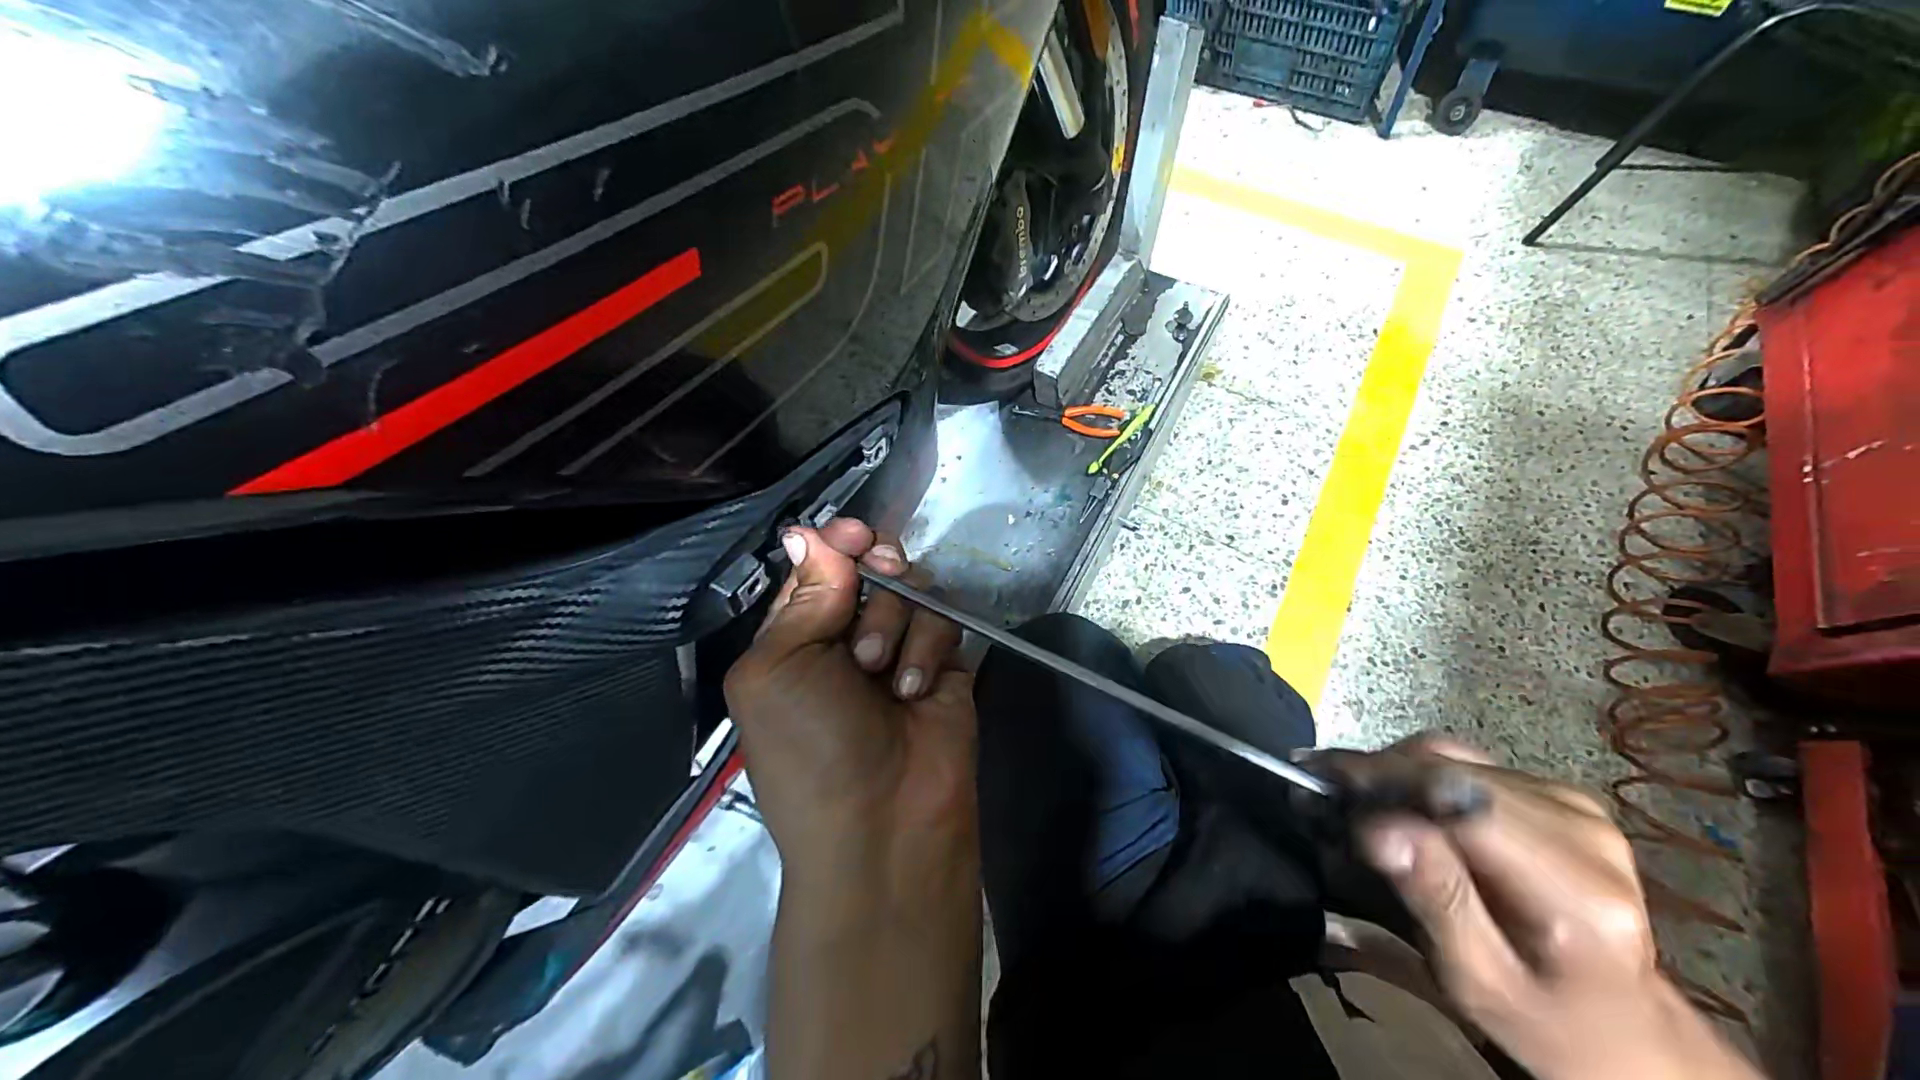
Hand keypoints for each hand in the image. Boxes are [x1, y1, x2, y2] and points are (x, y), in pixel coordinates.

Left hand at [724, 517, 973, 893]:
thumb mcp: (779, 670)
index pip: (818, 564)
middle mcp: (847, 634)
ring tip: (881, 671)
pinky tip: (914, 689)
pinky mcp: (943, 662)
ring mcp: (899, 646)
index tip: (854, 536)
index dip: (835, 542)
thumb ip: (804, 597)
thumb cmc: (809, 747)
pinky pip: (943, 619)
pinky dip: (929, 647)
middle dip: (875, 569)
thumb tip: (806, 532)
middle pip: (870, 565)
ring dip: (895, 619)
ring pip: (910, 587)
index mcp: (796, 633)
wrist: (882, 823)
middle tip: (879, 577)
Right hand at [1329, 736, 1762, 1079]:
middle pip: (1450, 772)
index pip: (1463, 805)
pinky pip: (1463, 761)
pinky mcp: (1558, 793)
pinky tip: (1386, 792)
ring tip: (1341, 788)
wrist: (1619, 1020)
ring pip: (1450, 757)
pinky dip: (1412, 770)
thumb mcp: (1478, 981)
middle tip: (1312, 782)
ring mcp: (1575, 805)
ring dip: (1387, 768)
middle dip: (1371, 772)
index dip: (1384, 785)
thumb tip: (1377, 829)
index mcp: (1577, 894)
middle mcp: (1584, 833)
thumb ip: (1435, 901)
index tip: (1319, 787)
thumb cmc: (1540, 1017)